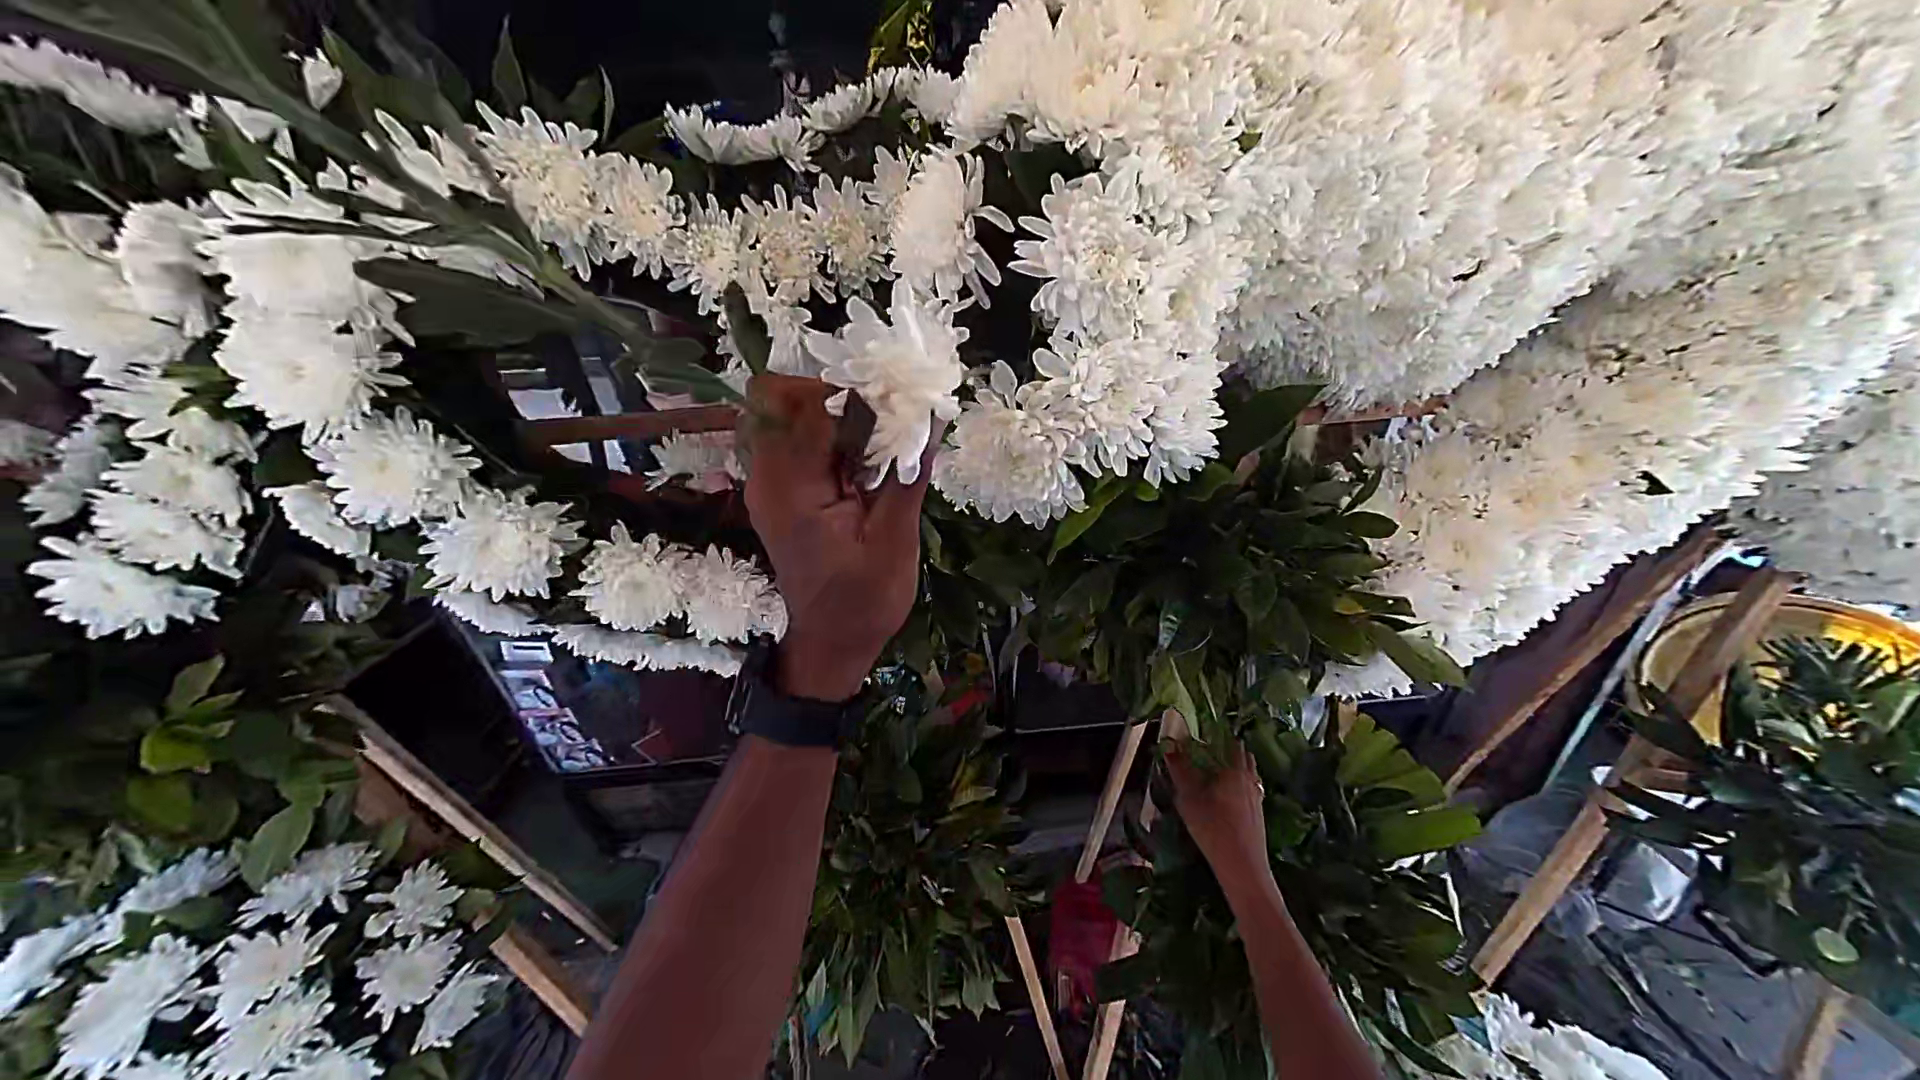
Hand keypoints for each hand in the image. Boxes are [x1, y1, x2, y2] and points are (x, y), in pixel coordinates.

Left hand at [743, 375, 934, 701]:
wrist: (830, 642)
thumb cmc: (863, 601)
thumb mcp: (894, 542)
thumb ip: (906, 476)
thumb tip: (930, 418)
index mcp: (790, 486)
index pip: (809, 406)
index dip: (855, 394)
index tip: (897, 406)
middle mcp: (767, 476)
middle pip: (783, 398)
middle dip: (838, 397)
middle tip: (885, 422)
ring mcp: (768, 482)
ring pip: (788, 414)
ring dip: (835, 416)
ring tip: (878, 445)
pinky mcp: (779, 490)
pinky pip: (796, 441)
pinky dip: (830, 438)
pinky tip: (864, 464)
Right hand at [1166, 741, 1279, 903]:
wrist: (1243, 867)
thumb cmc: (1213, 827)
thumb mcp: (1188, 797)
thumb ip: (1179, 770)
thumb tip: (1169, 746)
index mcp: (1235, 770)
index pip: (1230, 742)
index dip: (1219, 734)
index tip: (1205, 731)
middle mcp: (1250, 779)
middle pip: (1243, 756)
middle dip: (1229, 749)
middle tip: (1210, 748)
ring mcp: (1257, 798)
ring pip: (1249, 774)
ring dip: (1235, 767)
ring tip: (1217, 770)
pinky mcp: (1259, 814)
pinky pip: (1250, 789)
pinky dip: (1239, 784)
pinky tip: (1226, 795)